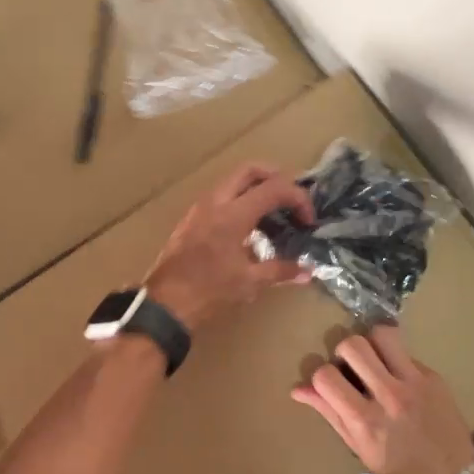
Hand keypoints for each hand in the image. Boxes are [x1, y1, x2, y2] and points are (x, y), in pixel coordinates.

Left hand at [146, 162, 314, 330]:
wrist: (165, 303)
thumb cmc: (208, 291)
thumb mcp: (249, 282)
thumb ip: (280, 271)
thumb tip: (307, 272)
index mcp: (233, 214)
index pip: (275, 188)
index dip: (298, 199)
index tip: (308, 221)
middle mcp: (216, 202)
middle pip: (251, 170)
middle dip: (277, 178)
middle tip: (292, 200)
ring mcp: (200, 207)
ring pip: (233, 180)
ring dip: (257, 187)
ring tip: (274, 214)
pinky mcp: (192, 218)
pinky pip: (221, 195)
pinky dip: (240, 199)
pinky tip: (250, 227)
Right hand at [290, 327, 473, 473]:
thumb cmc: (400, 470)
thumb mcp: (359, 448)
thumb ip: (330, 413)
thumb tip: (298, 389)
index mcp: (365, 421)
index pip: (326, 376)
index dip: (320, 376)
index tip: (329, 384)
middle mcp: (389, 397)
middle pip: (353, 345)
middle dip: (344, 351)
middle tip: (350, 366)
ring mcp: (415, 383)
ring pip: (384, 335)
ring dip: (372, 343)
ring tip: (374, 360)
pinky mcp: (433, 376)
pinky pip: (406, 351)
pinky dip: (396, 359)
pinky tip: (399, 377)